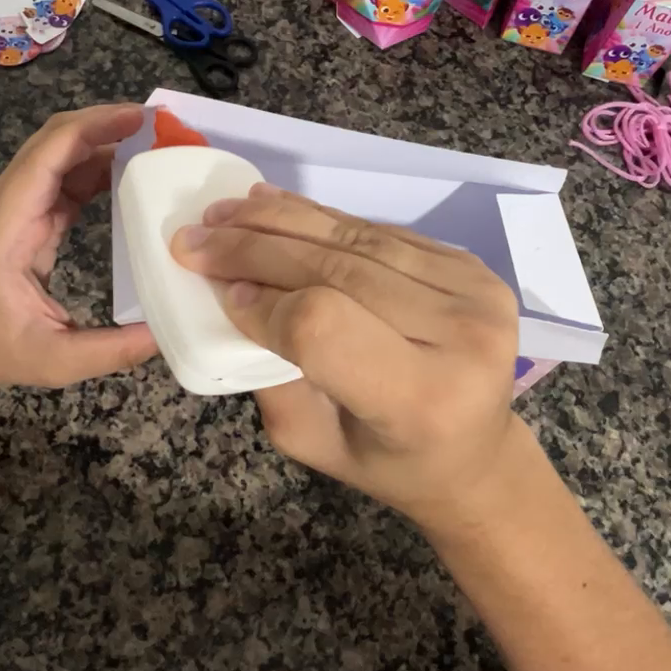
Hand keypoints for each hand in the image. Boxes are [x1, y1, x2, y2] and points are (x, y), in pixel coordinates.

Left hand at [0, 104, 157, 393]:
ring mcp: (19, 204)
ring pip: (61, 150)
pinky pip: (66, 173)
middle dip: (104, 121)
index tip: (139, 120)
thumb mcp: (56, 361)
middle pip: (54, 139)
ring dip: (105, 137)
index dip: (93, 128)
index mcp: (7, 226)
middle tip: (158, 124)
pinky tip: (133, 167)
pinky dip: (99, 161)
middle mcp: (9, 203)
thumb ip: (111, 349)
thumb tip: (166, 332)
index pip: (47, 155)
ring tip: (154, 139)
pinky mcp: (32, 212)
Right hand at [171, 185, 523, 528]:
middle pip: (337, 270)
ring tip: (225, 214)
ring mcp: (473, 292)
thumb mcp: (314, 444)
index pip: (324, 326)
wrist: (476, 451)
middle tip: (194, 239)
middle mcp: (460, 336)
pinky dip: (321, 218)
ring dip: (282, 219)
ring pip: (355, 239)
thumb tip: (236, 293)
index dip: (263, 303)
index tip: (218, 292)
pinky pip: (379, 232)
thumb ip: (272, 375)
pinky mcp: (472, 265)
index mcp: (423, 399)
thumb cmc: (389, 463)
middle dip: (255, 249)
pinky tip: (276, 207)